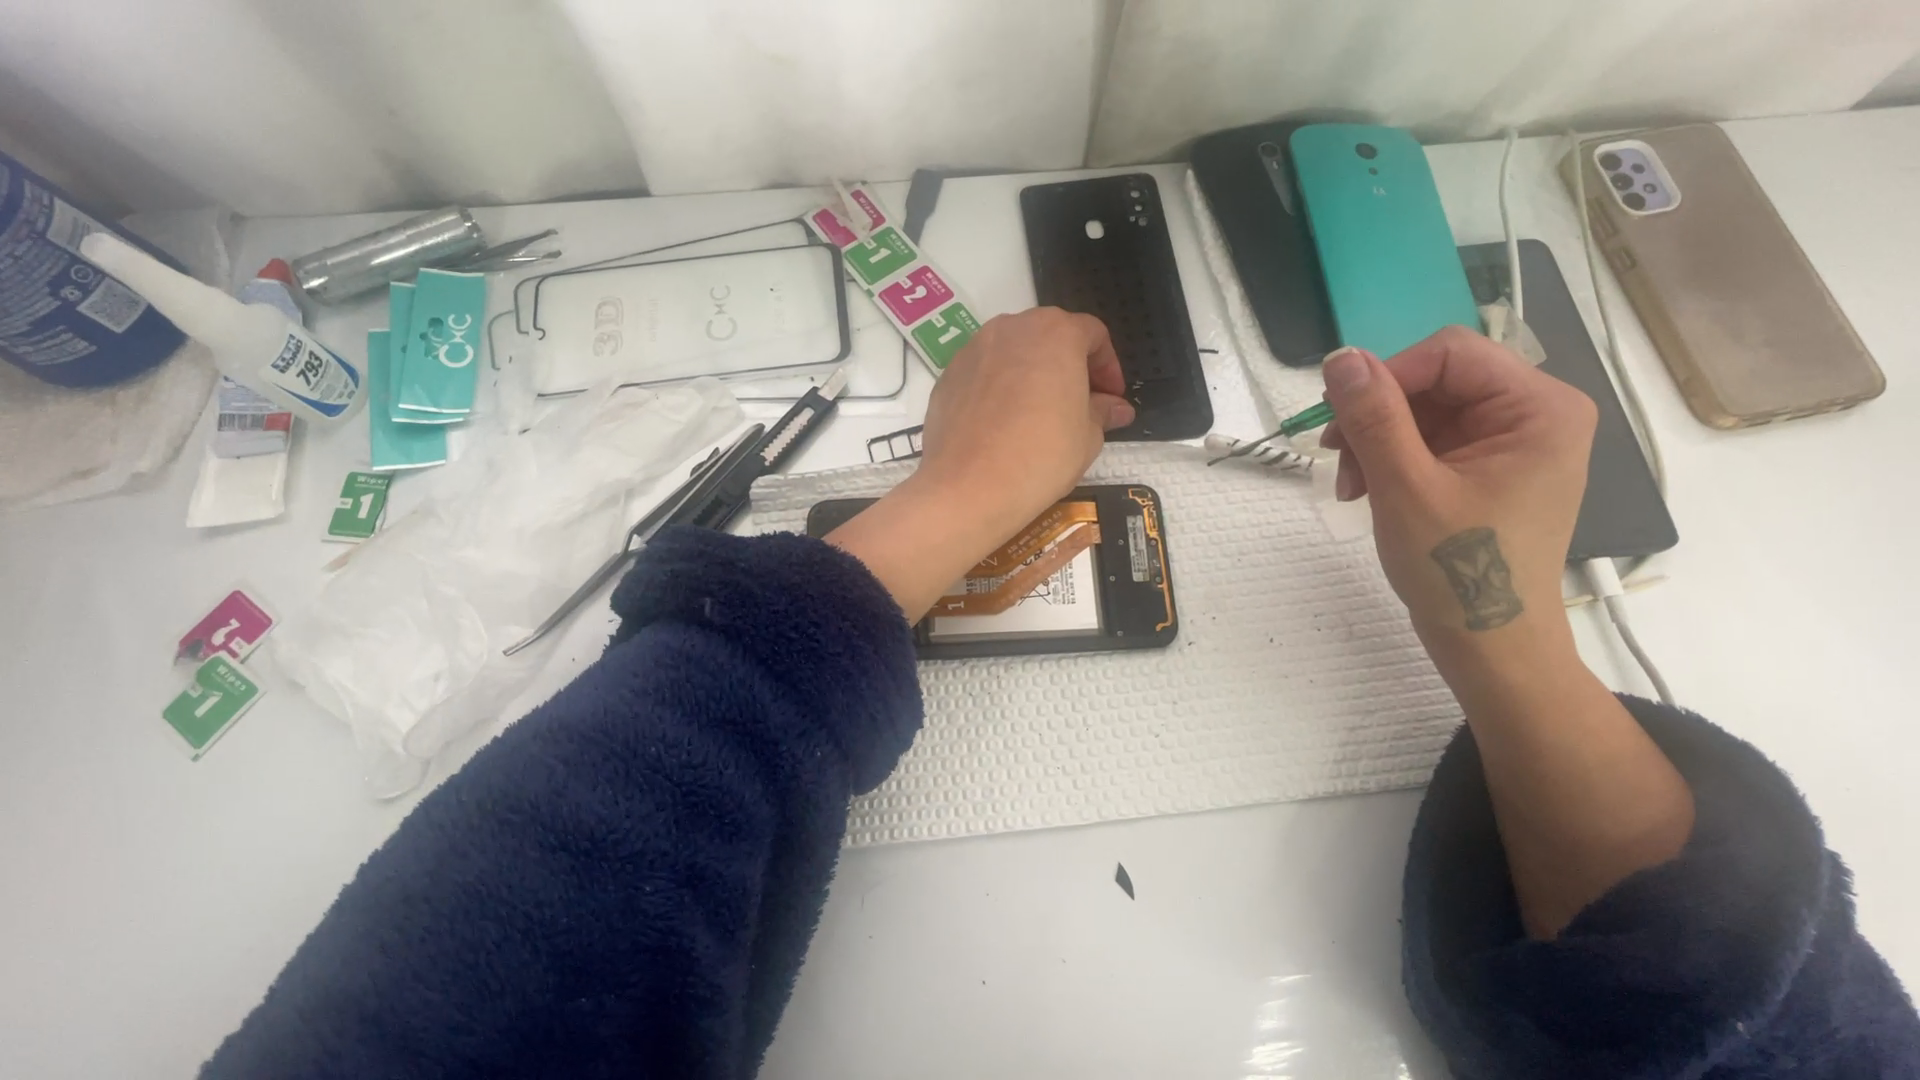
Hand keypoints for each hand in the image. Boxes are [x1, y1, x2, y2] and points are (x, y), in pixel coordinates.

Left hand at [827, 308, 1133, 619]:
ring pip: (1013, 352)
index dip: (1108, 367)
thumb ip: (1102, 412)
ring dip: (1031, 373)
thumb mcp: (1088, 436)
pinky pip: (983, 374)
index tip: (1112, 398)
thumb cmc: (1041, 456)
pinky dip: (999, 389)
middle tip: (1080, 404)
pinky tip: (1004, 425)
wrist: (969, 487)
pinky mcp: (948, 376)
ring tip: (1040, 414)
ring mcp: (974, 349)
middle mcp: (1012, 329)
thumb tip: (1114, 408)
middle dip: (1069, 366)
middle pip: (1049, 337)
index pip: (1093, 335)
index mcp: (1056, 333)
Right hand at [1318, 327, 1596, 650]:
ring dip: (1375, 441)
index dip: (1386, 376)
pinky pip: (1430, 441)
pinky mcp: (1489, 469)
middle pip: (1435, 381)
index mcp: (1540, 407)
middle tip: (1333, 456)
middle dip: (1377, 416)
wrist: (1489, 645)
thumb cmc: (1458, 569)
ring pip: (1424, 411)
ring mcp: (1512, 443)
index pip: (1449, 355)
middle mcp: (1536, 414)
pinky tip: (1365, 491)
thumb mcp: (1406, 486)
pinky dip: (1391, 460)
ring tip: (1348, 486)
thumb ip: (1373, 416)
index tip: (1338, 417)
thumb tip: (1340, 358)